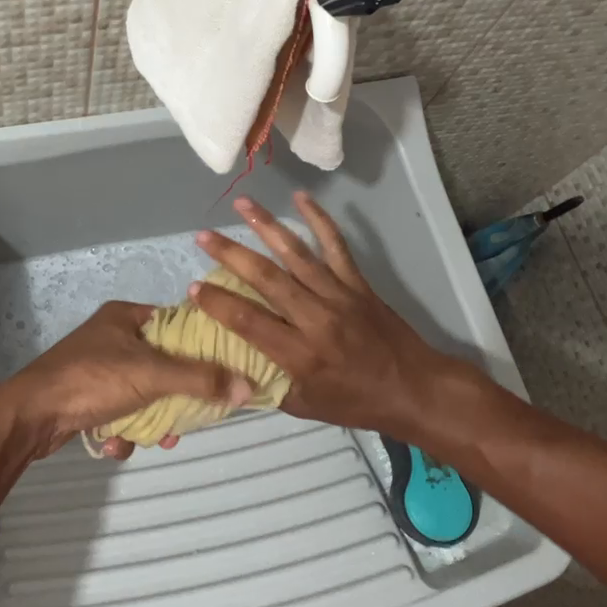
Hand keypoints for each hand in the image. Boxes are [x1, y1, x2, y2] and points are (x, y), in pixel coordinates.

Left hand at [0, 301, 252, 460]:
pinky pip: (120, 412)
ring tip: (157, 441)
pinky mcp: (86, 397)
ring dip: (152, 420)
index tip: (226, 373)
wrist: (30, 415)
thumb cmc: (92, 380)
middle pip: (165, 364)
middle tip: (191, 417)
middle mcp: (113, 337)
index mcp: (126, 317)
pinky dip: (124, 430)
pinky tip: (117, 444)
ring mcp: (98, 369)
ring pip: (144, 393)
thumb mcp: (153, 375)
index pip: (178, 325)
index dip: (203, 348)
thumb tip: (249, 387)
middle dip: (177, 397)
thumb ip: (201, 379)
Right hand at [190, 192, 486, 443]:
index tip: (192, 288)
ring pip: (296, 255)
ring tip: (242, 205)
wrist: (414, 389)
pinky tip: (301, 199)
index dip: (217, 303)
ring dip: (266, 226)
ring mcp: (338, 295)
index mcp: (300, 354)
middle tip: (203, 237)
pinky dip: (319, 220)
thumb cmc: (356, 403)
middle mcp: (316, 318)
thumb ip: (267, 386)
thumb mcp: (306, 407)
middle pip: (266, 279)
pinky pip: (335, 246)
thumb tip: (233, 370)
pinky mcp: (357, 283)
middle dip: (231, 255)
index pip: (248, 321)